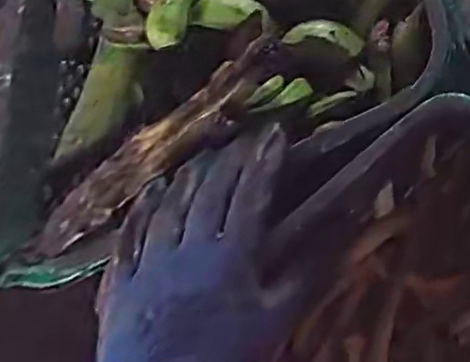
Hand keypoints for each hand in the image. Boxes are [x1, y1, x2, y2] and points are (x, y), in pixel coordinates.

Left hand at [97, 127, 308, 361]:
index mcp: (230, 255)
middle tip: (245, 135)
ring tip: (203, 155)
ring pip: (169, 209)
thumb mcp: (276, 317)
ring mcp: (149, 268)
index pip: (251, 193)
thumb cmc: (225, 356)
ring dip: (188, 178)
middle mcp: (189, 251)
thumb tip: (349, 222)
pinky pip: (127, 241)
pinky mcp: (119, 290)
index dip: (264, 159)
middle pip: (210, 193)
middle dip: (230, 159)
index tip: (276, 130)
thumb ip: (310, 269)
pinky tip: (151, 192)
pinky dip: (140, 212)